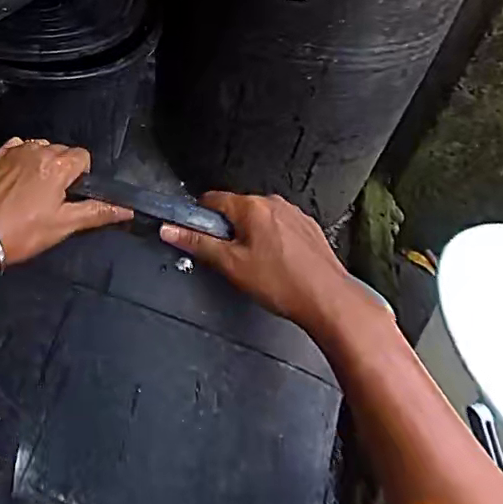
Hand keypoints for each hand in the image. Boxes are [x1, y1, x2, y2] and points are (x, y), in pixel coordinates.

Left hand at [0, 138, 132, 263]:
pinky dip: (20, 159)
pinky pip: (16, 148)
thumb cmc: (21, 232)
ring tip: (31, 192)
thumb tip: (125, 208)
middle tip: (51, 198)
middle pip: (60, 151)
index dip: (81, 175)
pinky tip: (14, 181)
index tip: (71, 194)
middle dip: (61, 169)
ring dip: (40, 163)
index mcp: (58, 165)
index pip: (82, 156)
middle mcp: (37, 150)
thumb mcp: (63, 225)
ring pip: (38, 148)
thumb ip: (97, 212)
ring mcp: (13, 150)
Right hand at [161, 192, 385, 336]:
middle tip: (234, 260)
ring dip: (253, 235)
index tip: (202, 236)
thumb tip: (170, 229)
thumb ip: (198, 243)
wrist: (332, 303)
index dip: (201, 217)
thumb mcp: (231, 265)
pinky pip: (281, 227)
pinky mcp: (309, 228)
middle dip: (230, 230)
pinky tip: (279, 265)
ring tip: (260, 267)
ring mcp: (294, 214)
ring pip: (260, 218)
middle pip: (237, 209)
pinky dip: (275, 240)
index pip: (212, 199)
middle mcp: (273, 203)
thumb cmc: (284, 285)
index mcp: (251, 206)